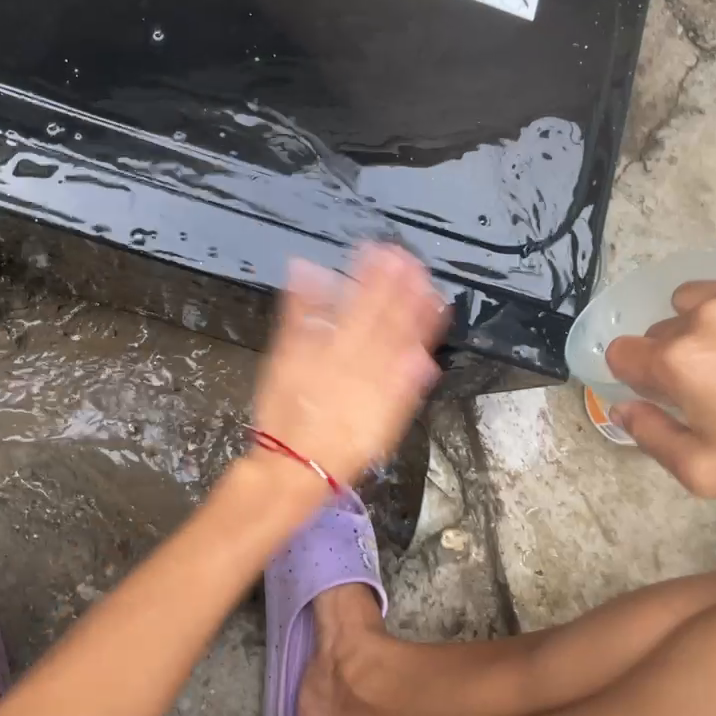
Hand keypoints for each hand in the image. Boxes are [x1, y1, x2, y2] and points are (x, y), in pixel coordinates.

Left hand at [249, 244, 446, 502]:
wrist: (296, 465)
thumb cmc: (342, 450)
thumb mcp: (384, 426)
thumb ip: (403, 389)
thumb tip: (422, 357)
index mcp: (378, 376)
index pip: (401, 334)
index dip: (414, 306)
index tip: (425, 282)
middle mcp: (352, 358)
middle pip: (376, 315)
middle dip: (390, 283)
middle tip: (401, 254)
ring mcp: (319, 353)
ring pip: (345, 310)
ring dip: (360, 280)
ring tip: (372, 250)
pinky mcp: (289, 354)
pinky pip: (298, 319)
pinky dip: (303, 293)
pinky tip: (306, 267)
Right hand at [603, 261, 715, 513]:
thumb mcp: (706, 473)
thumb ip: (649, 437)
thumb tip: (623, 407)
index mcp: (678, 362)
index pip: (622, 352)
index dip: (640, 376)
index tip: (670, 393)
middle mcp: (705, 315)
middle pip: (663, 327)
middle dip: (680, 353)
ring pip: (702, 297)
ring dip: (712, 321)